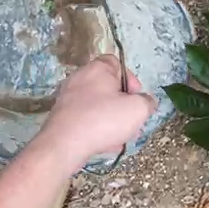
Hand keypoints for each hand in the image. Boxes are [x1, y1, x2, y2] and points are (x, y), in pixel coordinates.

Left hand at [32, 55, 155, 165]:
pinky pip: (85, 118)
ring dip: (111, 120)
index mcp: (97, 68)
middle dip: (123, 105)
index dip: (131, 79)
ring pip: (97, 105)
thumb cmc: (103, 120)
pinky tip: (104, 144)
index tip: (136, 98)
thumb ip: (147, 102)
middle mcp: (79, 78)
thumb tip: (146, 102)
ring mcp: (67, 97)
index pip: (117, 63)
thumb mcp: (138, 109)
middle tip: (130, 121)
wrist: (65, 144)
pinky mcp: (61, 116)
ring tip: (119, 137)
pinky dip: (96, 128)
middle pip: (107, 87)